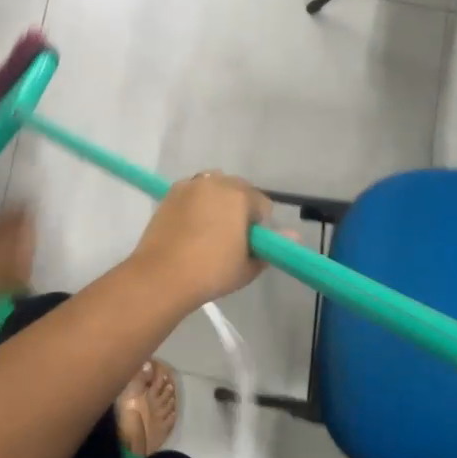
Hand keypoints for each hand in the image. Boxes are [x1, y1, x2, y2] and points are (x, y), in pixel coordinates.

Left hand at [126, 171, 271, 308]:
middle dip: (240, 207)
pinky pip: (192, 192)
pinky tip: (191, 225)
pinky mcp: (169, 194)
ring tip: (211, 228)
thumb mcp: (248, 266)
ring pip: (213, 186)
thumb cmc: (212, 271)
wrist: (162, 274)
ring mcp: (189, 186)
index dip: (260, 224)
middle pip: (237, 189)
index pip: (262, 204)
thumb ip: (271, 247)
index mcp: (239, 196)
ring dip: (218, 200)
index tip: (251, 244)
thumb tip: (293, 235)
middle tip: (232, 237)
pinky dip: (196, 202)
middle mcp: (214, 183)